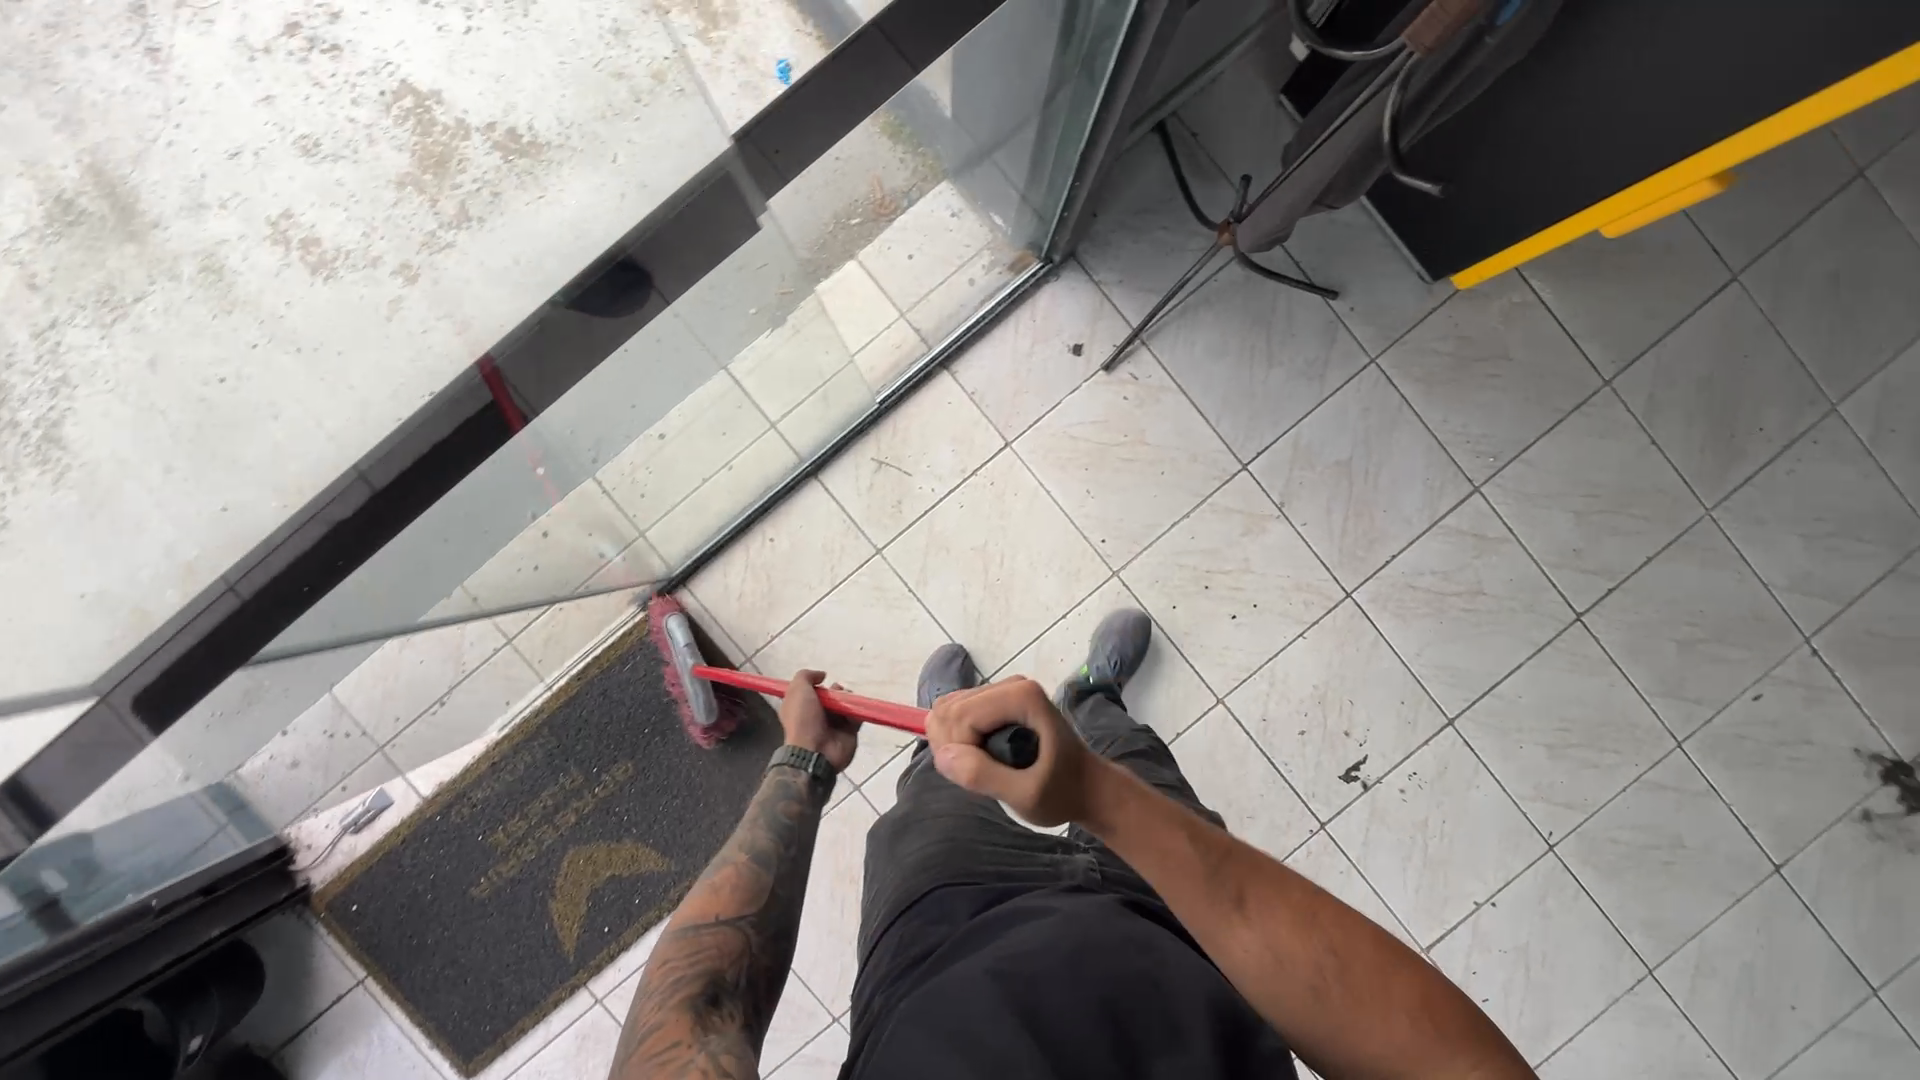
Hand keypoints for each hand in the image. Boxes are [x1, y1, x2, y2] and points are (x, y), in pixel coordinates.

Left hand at [777, 670, 859, 772]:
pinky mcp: (849, 732)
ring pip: (845, 705)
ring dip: (848, 700)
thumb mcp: (797, 690)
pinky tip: (853, 711)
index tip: (822, 681)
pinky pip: (857, 717)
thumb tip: (822, 675)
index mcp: (800, 708)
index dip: (817, 685)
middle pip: (830, 696)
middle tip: (837, 692)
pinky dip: (857, 712)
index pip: (810, 692)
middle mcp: (816, 716)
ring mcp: (833, 725)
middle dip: (835, 691)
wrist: (816, 750)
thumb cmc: (803, 719)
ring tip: (846, 702)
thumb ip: (806, 676)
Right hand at [925, 677, 1104, 826]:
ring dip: (953, 744)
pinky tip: (980, 757)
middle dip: (953, 746)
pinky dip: (957, 739)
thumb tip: (944, 757)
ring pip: (947, 710)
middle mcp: (1011, 684)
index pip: (959, 716)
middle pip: (949, 709)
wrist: (1088, 787)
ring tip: (983, 767)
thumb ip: (984, 775)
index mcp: (1022, 697)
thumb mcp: (1026, 797)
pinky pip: (955, 713)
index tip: (982, 779)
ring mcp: (1003, 690)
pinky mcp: (997, 700)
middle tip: (982, 775)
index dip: (959, 751)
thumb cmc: (1063, 793)